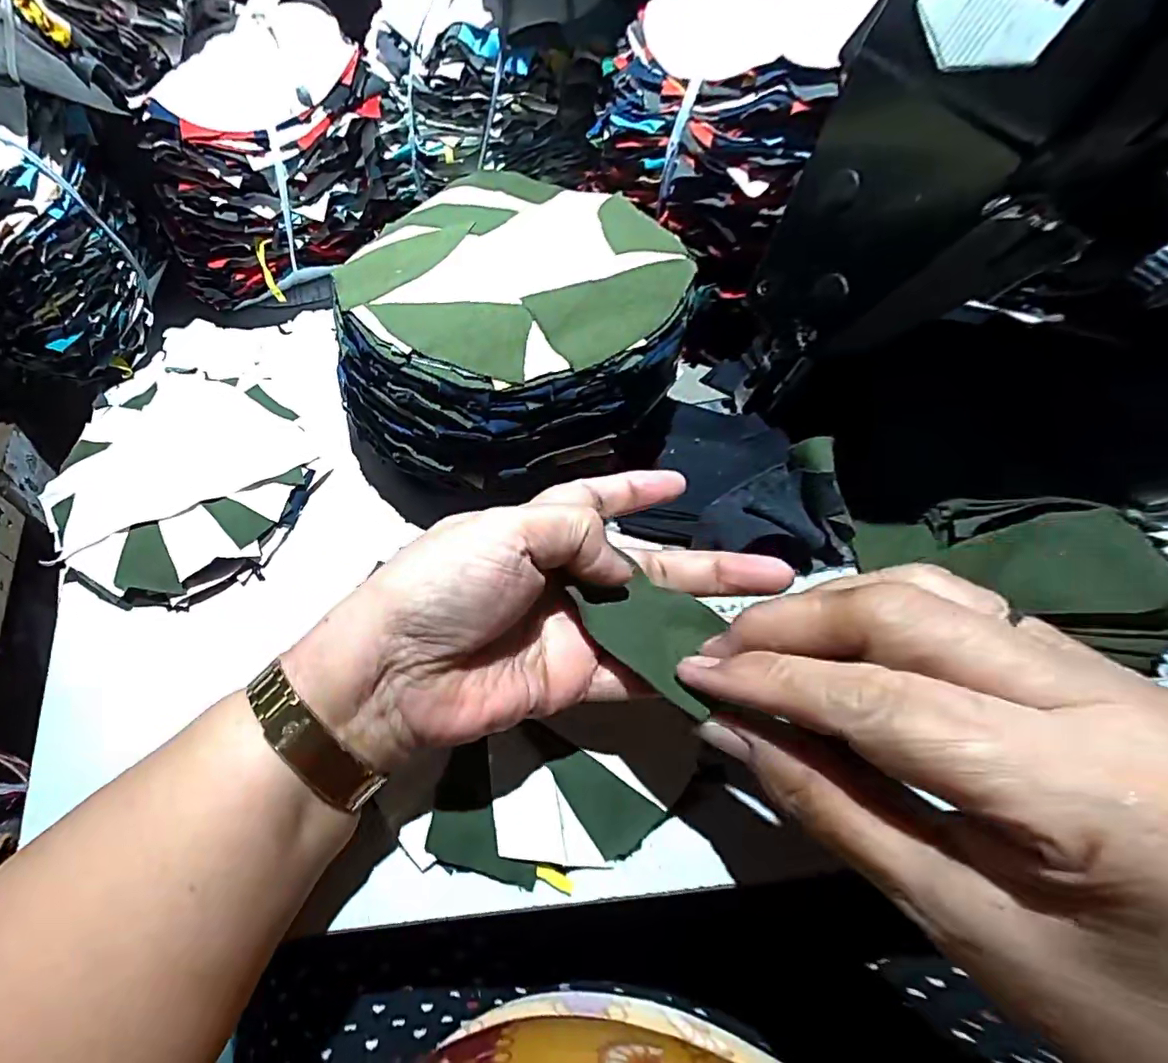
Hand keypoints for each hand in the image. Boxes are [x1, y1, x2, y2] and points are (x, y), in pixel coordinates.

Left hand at [282, 471, 794, 772]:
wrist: (397, 674)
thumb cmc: (445, 585)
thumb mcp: (506, 533)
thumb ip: (575, 534)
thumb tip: (625, 566)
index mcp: (535, 530)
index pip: (594, 502)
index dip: (634, 492)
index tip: (678, 486)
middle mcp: (558, 577)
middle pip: (642, 566)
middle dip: (703, 565)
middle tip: (770, 568)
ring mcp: (567, 631)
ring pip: (647, 621)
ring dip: (699, 620)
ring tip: (762, 619)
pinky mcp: (570, 680)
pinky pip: (630, 673)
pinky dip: (669, 672)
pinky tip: (718, 668)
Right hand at [675, 566, 1167, 1062]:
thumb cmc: (1136, 1025)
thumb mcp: (963, 927)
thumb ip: (836, 812)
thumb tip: (732, 734)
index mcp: (1110, 798)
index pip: (894, 702)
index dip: (778, 680)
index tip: (698, 671)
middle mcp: (1137, 709)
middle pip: (919, 616)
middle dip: (799, 622)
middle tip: (722, 646)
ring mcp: (1142, 682)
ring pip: (948, 597)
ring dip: (839, 609)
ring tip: (769, 639)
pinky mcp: (1131, 678)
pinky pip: (982, 623)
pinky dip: (892, 623)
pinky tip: (847, 647)